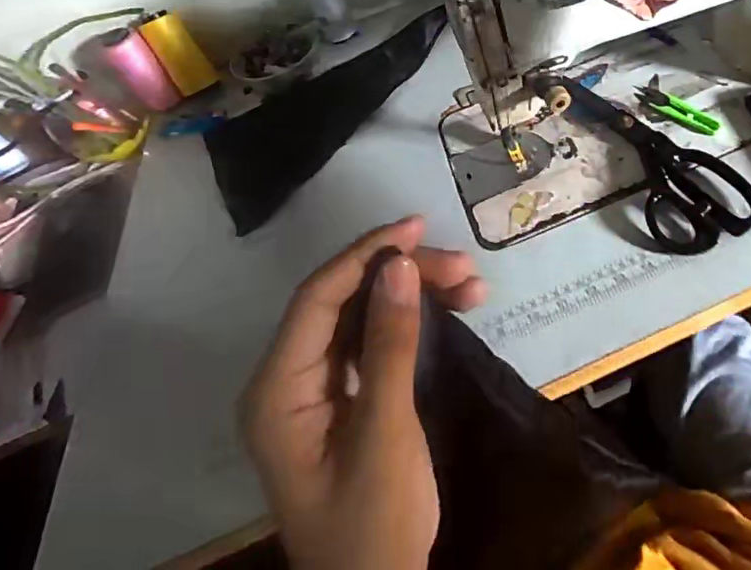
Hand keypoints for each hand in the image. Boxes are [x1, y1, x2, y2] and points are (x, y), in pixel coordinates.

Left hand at [242, 216, 487, 569]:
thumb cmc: (373, 522)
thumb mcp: (385, 432)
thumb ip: (389, 344)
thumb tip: (399, 264)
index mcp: (278, 390)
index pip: (317, 299)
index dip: (366, 254)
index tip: (417, 228)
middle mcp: (290, 378)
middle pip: (345, 300)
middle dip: (403, 275)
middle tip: (463, 267)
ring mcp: (318, 386)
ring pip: (365, 313)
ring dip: (417, 292)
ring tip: (472, 284)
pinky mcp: (347, 392)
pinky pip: (377, 337)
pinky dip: (416, 319)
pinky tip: (457, 306)